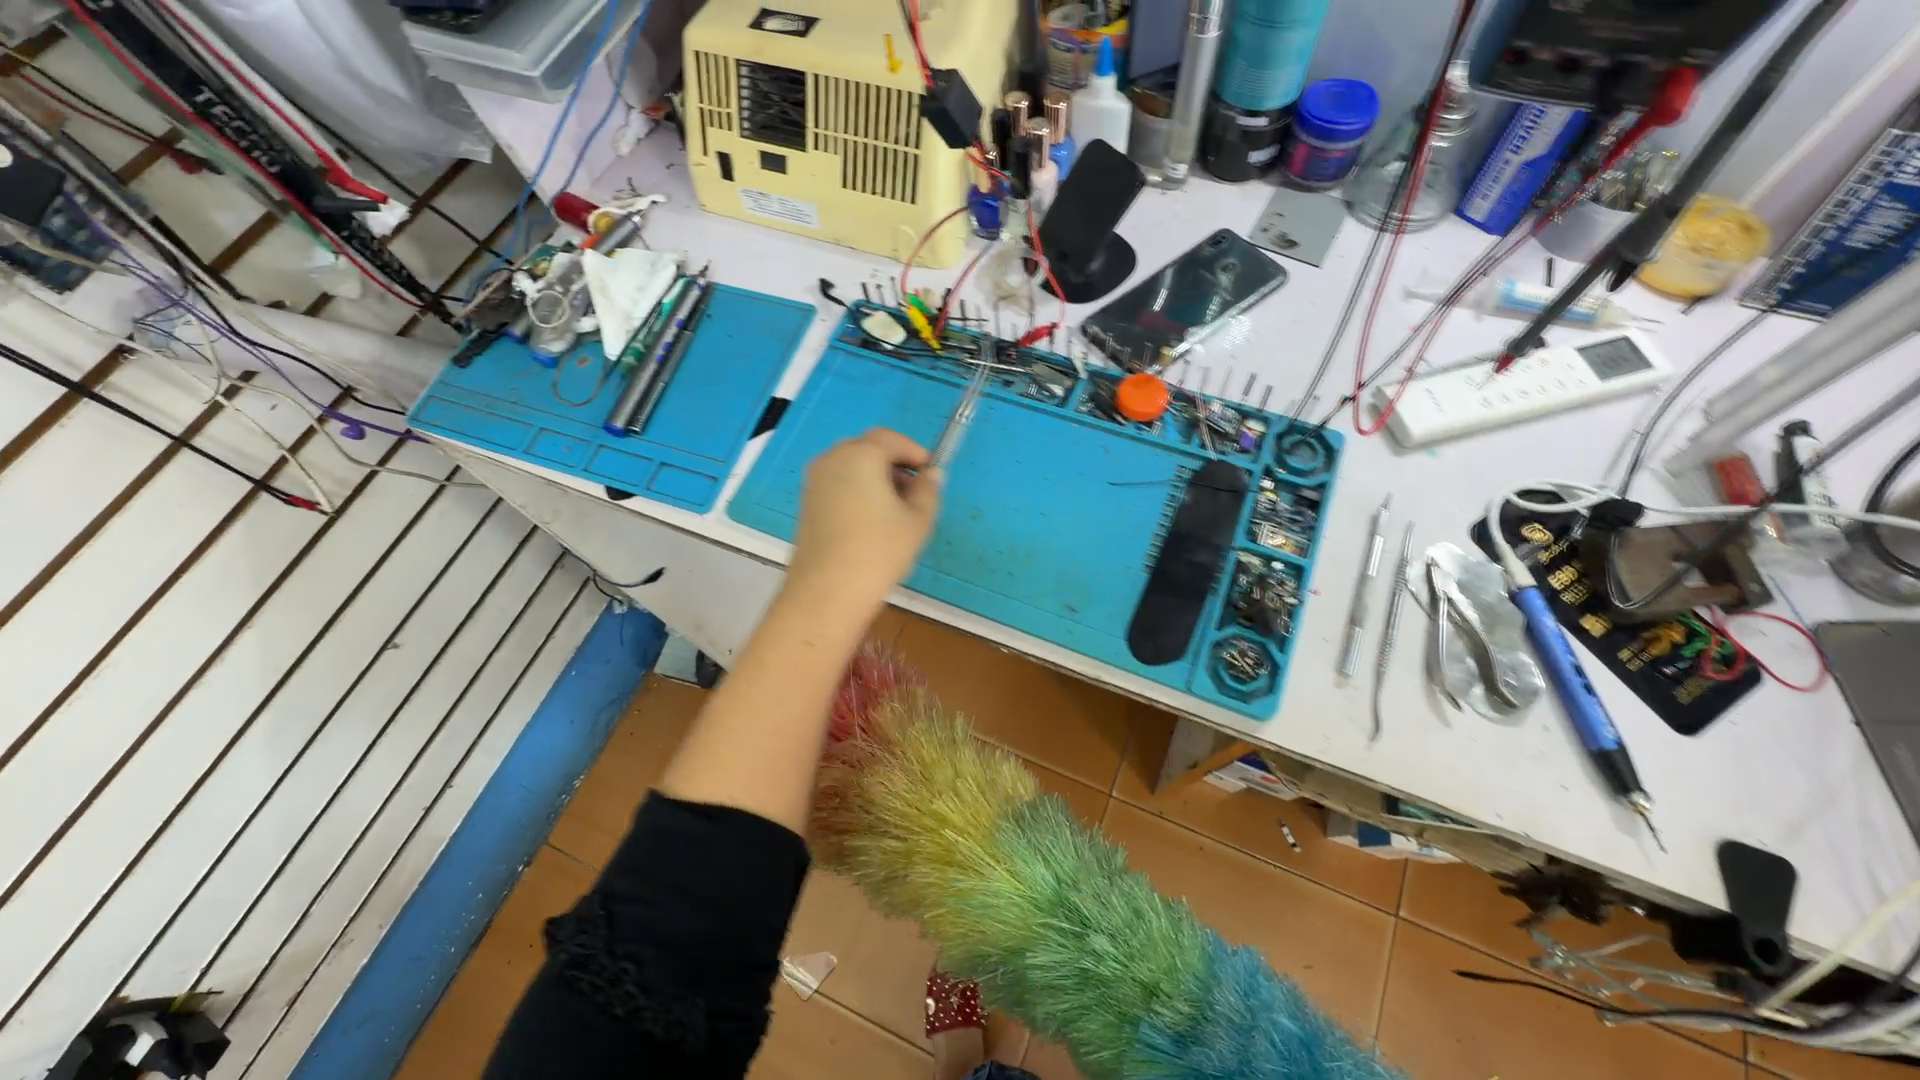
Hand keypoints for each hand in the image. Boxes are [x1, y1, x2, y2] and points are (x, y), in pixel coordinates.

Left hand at [788, 428, 942, 607]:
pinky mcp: (807, 503)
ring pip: (852, 467)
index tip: (931, 472)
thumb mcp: (917, 521)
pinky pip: (838, 484)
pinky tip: (872, 522)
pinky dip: (858, 491)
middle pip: (868, 449)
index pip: (890, 439)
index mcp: (860, 455)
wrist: (827, 591)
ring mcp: (815, 481)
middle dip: (894, 464)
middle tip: (915, 492)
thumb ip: (928, 491)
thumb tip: (931, 476)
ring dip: (875, 478)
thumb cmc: (879, 551)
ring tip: (896, 511)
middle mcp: (832, 459)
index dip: (914, 452)